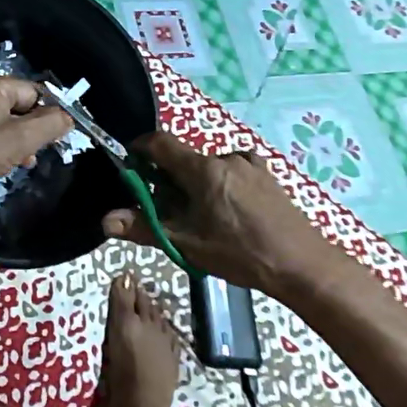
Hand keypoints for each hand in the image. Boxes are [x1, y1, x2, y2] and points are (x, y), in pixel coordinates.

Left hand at [0, 72, 74, 189]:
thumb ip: (52, 123)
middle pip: (20, 104)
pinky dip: (1, 141)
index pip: (34, 92)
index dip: (46, 116)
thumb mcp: (23, 138)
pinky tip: (5, 160)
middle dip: (30, 129)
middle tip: (32, 153)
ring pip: (6, 118)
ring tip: (20, 160)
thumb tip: (68, 117)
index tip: (50, 139)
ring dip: (18, 139)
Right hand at [101, 131, 339, 293]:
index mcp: (202, 169)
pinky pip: (232, 171)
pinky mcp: (266, 176)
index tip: (130, 166)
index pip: (160, 143)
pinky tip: (228, 212)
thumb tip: (105, 221)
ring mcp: (249, 164)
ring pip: (208, 166)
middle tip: (166, 210)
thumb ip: (144, 228)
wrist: (301, 264)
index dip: (140, 149)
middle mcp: (225, 157)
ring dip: (196, 184)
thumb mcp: (188, 244)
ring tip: (200, 219)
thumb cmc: (240, 253)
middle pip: (184, 159)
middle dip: (168, 179)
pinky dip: (220, 184)